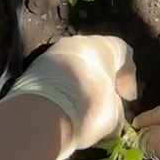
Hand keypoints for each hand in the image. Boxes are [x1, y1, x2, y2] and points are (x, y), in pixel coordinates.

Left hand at [3, 35, 136, 159]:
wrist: (41, 116)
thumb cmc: (88, 108)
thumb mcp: (113, 115)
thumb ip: (117, 109)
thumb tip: (113, 114)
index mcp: (102, 46)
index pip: (123, 53)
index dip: (128, 77)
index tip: (127, 99)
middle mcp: (76, 43)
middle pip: (96, 58)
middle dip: (102, 79)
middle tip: (105, 103)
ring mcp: (51, 54)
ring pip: (73, 67)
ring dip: (80, 85)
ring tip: (83, 110)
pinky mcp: (32, 70)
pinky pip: (55, 78)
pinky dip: (62, 91)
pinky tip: (64, 110)